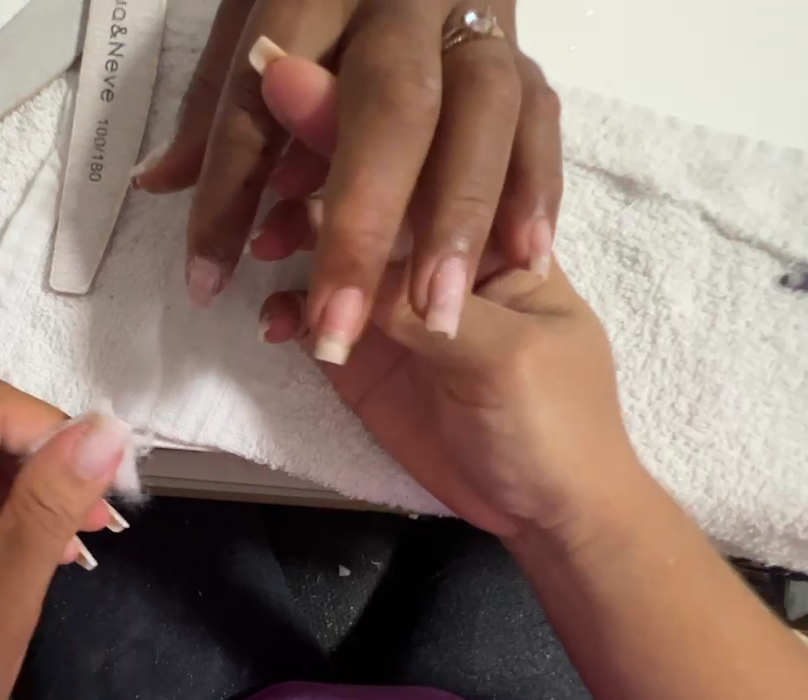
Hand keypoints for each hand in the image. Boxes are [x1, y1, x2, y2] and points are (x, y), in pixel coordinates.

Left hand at [136, 0, 560, 358]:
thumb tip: (155, 182)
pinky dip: (536, 185)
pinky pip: (540, 112)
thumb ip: (212, 112)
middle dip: (358, 231)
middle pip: (387, 114)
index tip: (206, 283)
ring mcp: (473, 14)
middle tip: (337, 329)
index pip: (258, 105)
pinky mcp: (516, 46)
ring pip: (482, 111)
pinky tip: (527, 258)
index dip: (228, 196)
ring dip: (457, 220)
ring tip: (438, 313)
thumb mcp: (245, 30)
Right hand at [253, 54, 638, 543]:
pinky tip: (272, 326)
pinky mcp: (360, 355)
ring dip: (287, 242)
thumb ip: (423, 316)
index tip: (291, 83)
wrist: (539, 508)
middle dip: (308, 176)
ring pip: (327, 251)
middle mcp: (433, 254)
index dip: (358, 129)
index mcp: (486, 231)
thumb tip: (347, 285)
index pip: (422, 167)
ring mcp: (391, 305)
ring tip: (257, 248)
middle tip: (255, 170)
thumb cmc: (552, 423)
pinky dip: (285, 314)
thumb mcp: (502, 358)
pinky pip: (309, 318)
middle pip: (364, 196)